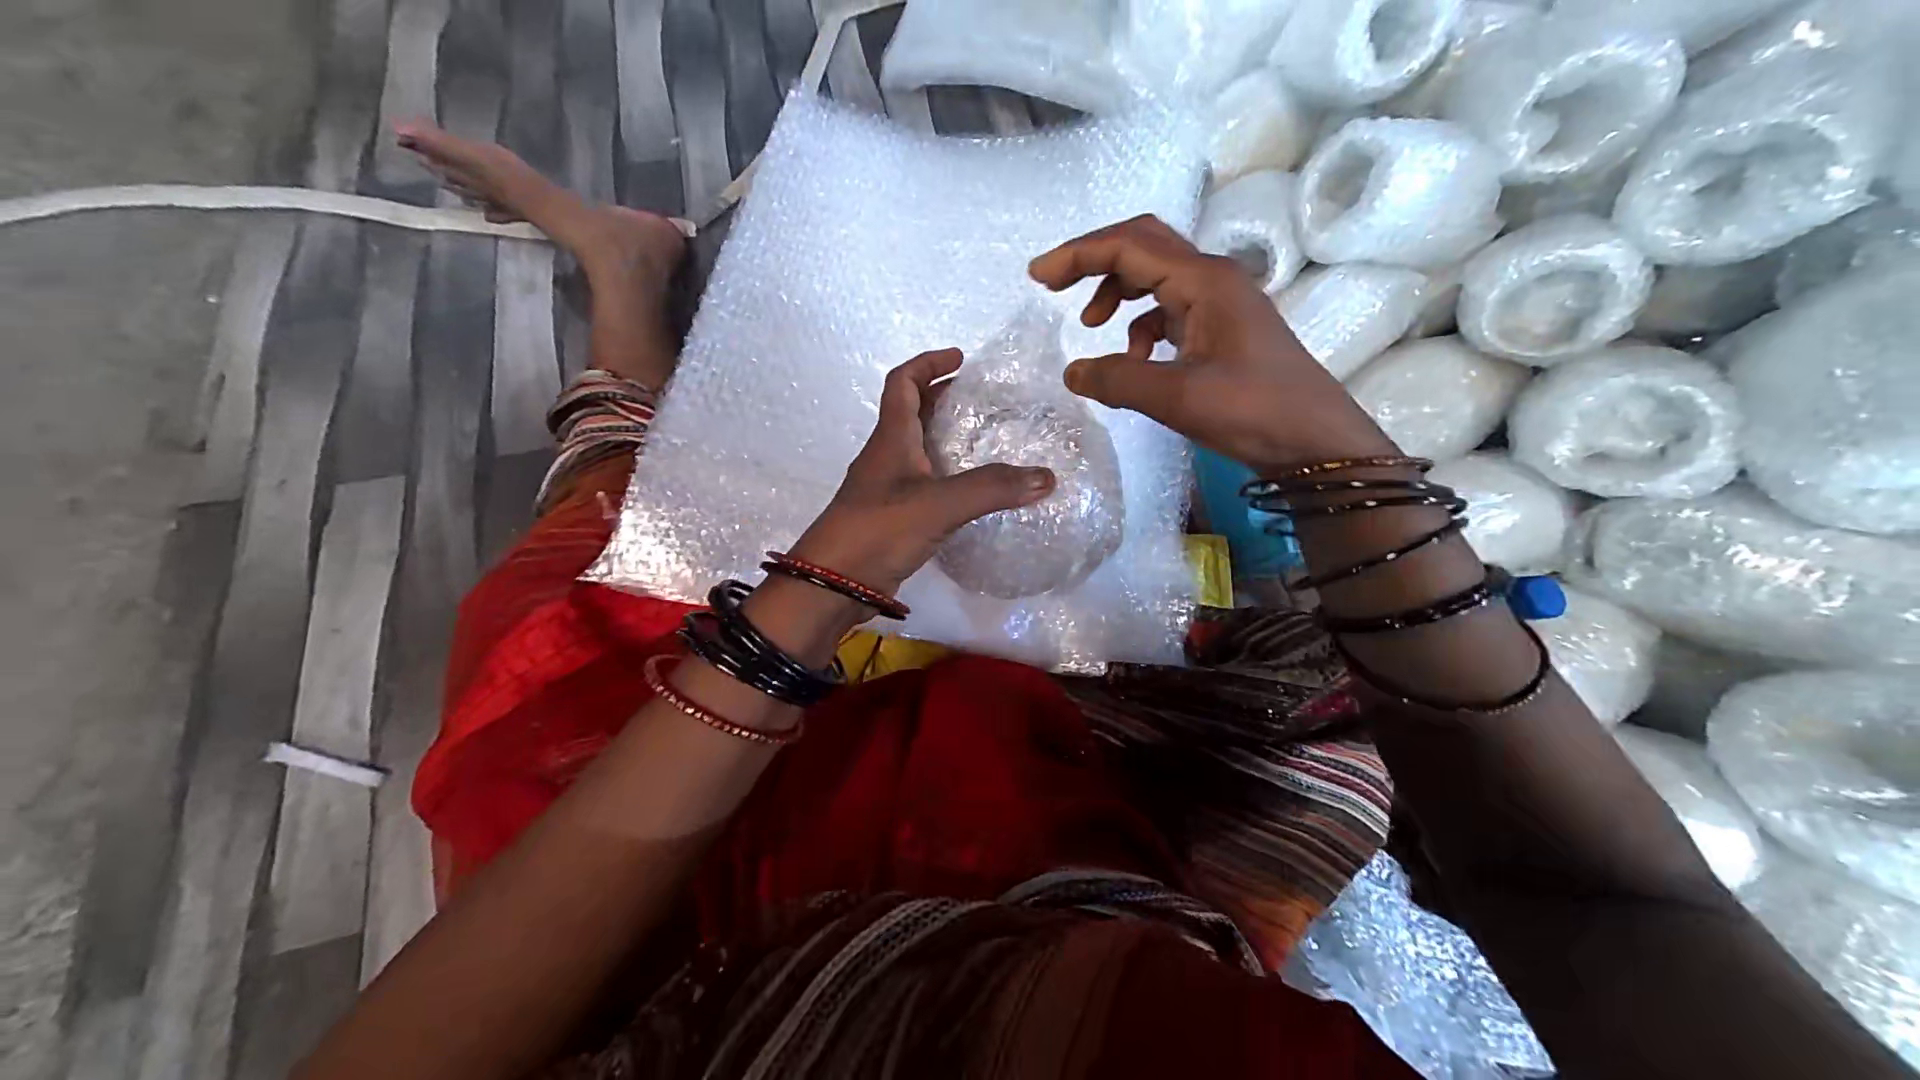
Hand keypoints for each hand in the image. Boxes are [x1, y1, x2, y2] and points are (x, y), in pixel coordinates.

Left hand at [787, 349, 1056, 594]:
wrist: (833, 585)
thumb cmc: (878, 530)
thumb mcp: (939, 505)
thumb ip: (991, 488)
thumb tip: (1046, 477)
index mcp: (891, 439)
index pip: (903, 382)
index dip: (928, 363)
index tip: (960, 358)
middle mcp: (885, 457)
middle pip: (910, 412)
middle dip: (942, 397)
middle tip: (980, 400)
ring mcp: (885, 489)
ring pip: (916, 449)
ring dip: (944, 437)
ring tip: (983, 442)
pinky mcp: (890, 517)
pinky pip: (920, 483)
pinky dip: (944, 475)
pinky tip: (969, 493)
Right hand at [1029, 214, 1397, 471]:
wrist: (1315, 441)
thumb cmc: (1253, 411)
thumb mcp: (1178, 397)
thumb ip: (1118, 380)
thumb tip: (1072, 371)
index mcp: (1204, 281)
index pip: (1129, 246)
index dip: (1078, 256)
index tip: (1037, 277)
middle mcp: (1212, 279)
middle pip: (1143, 247)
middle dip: (1095, 261)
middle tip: (1055, 286)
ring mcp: (1220, 303)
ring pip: (1156, 278)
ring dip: (1118, 292)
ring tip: (1093, 326)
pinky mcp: (1222, 329)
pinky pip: (1170, 310)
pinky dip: (1141, 326)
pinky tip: (1136, 359)